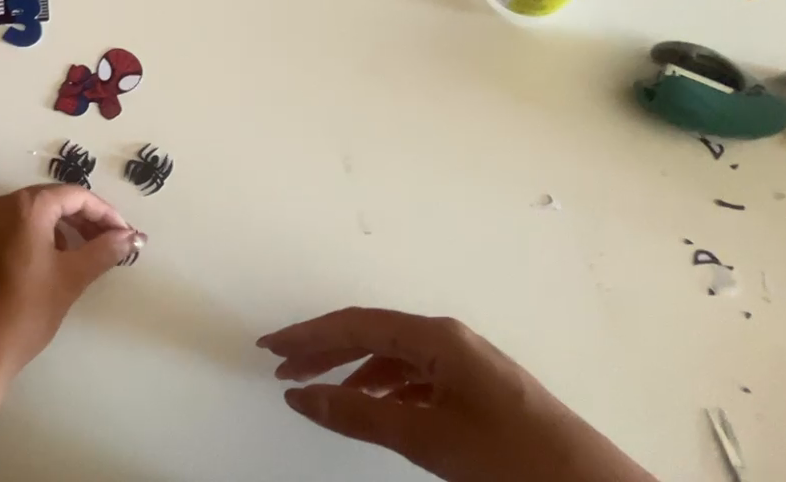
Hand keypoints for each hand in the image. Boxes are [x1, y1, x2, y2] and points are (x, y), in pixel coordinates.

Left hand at [0, 184, 143, 377]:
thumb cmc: (26, 310)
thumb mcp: (71, 278)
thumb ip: (104, 251)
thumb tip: (131, 236)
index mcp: (25, 207)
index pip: (74, 195)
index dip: (104, 213)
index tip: (125, 235)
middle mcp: (1, 205)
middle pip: (52, 200)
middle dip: (84, 219)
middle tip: (110, 244)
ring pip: (33, 213)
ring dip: (62, 228)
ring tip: (84, 255)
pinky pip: (14, 227)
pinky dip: (38, 236)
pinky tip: (52, 262)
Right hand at [258, 308, 656, 481]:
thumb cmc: (515, 460)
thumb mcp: (430, 439)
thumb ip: (359, 415)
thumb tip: (298, 396)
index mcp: (438, 338)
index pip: (356, 325)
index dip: (308, 335)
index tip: (270, 349)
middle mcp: (450, 341)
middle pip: (371, 335)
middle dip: (323, 350)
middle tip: (282, 368)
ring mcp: (469, 366)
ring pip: (394, 358)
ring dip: (352, 372)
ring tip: (318, 391)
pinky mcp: (483, 394)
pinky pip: (418, 380)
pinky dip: (385, 390)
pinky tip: (374, 409)